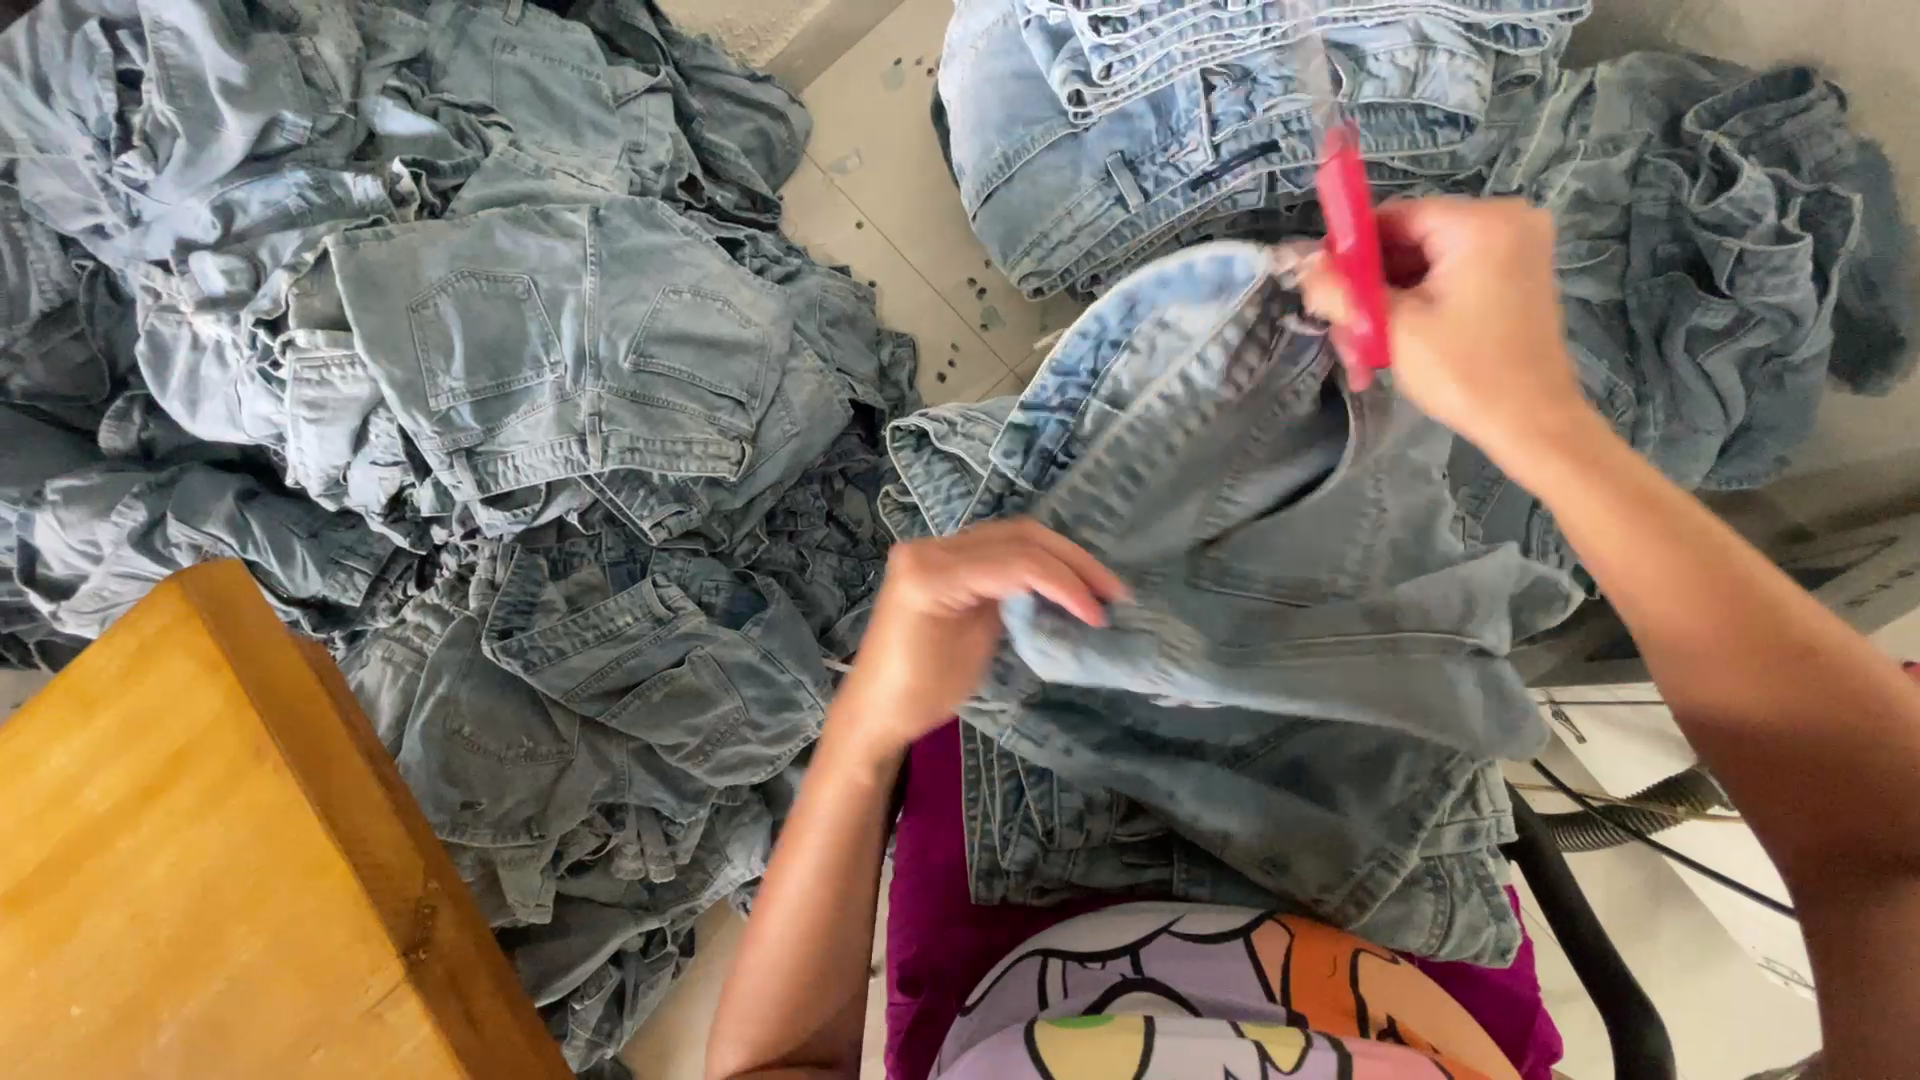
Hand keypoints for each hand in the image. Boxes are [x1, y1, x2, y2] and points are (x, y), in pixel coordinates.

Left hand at [830, 520, 1129, 759]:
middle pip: (1018, 536)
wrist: (875, 706)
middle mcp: (930, 547)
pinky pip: (995, 549)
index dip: (1066, 582)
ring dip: (1057, 557)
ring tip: (1097, 585)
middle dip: (1071, 561)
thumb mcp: (975, 651)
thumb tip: (1057, 591)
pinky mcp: (939, 559)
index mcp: (933, 573)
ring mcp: (932, 549)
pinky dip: (1032, 562)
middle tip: (1113, 590)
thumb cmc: (922, 692)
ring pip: (1011, 536)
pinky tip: (1061, 581)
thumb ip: (1012, 608)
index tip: (1100, 613)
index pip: (1017, 560)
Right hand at [1298, 196, 1598, 456]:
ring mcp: (1514, 249)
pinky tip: (1392, 343)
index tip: (1322, 289)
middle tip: (1342, 332)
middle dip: (1368, 286)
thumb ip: (1342, 289)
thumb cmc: (1463, 371)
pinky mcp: (1513, 276)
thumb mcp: (1391, 328)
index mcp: (1480, 223)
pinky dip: (1416, 305)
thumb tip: (1298, 261)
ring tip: (1362, 350)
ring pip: (1423, 264)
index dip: (1348, 250)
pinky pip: (1447, 278)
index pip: (1393, 216)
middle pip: (1408, 240)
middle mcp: (1506, 221)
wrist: (1529, 420)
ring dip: (1386, 302)